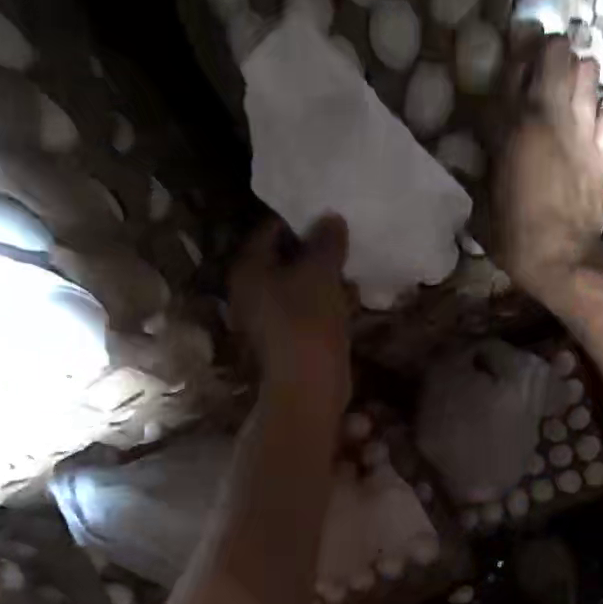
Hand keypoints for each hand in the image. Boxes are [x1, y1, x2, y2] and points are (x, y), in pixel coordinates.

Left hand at [228, 214, 352, 415]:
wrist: (310, 386)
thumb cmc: (308, 323)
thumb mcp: (320, 273)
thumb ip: (326, 241)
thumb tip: (332, 218)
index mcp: (249, 268)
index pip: (272, 229)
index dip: (302, 221)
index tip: (332, 218)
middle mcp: (252, 291)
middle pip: (286, 259)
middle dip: (317, 251)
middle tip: (346, 242)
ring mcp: (271, 318)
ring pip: (300, 286)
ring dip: (326, 279)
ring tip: (353, 270)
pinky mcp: (291, 339)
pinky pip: (310, 311)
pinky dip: (328, 303)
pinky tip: (351, 300)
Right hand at [495, 35, 602, 306]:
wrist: (564, 261)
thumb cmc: (516, 239)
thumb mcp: (482, 207)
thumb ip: (476, 176)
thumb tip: (466, 165)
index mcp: (512, 127)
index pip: (513, 68)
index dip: (513, 66)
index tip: (509, 82)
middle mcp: (550, 116)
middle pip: (557, 52)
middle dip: (550, 58)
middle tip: (542, 77)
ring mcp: (582, 130)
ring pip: (590, 71)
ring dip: (579, 77)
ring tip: (568, 96)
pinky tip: (592, 126)